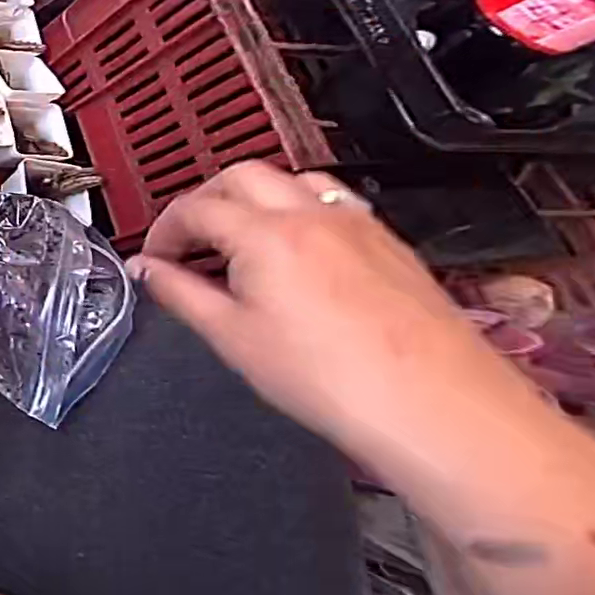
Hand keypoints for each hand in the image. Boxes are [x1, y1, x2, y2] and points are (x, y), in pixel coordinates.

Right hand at [129, 162, 539, 461]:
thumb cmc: (342, 382)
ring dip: (250, 198)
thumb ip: (178, 292)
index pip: (194, 209)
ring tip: (235, 237)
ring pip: (288, 181)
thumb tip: (148, 270)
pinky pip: (331, 203)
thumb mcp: (231, 337)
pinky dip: (295, 211)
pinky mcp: (390, 246)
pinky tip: (291, 251)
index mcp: (267, 235)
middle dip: (201, 201)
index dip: (163, 230)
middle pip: (239, 177)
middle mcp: (314, 217)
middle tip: (186, 238)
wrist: (446, 418)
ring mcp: (358, 227)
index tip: (155, 256)